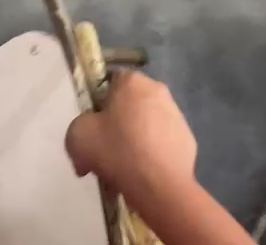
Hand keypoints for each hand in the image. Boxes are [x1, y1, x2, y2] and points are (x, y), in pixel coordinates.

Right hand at [65, 70, 197, 205]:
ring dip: (136, 139)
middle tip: (107, 152)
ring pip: (147, 123)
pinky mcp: (188, 139)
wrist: (160, 186)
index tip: (94, 129)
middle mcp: (157, 89)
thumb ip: (77, 130)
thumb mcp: (79, 136)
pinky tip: (145, 174)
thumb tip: (85, 146)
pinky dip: (154, 154)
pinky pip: (163, 142)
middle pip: (129, 104)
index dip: (98, 105)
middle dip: (118, 124)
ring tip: (126, 169)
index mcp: (132, 80)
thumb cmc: (118, 151)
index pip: (110, 81)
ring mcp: (176, 114)